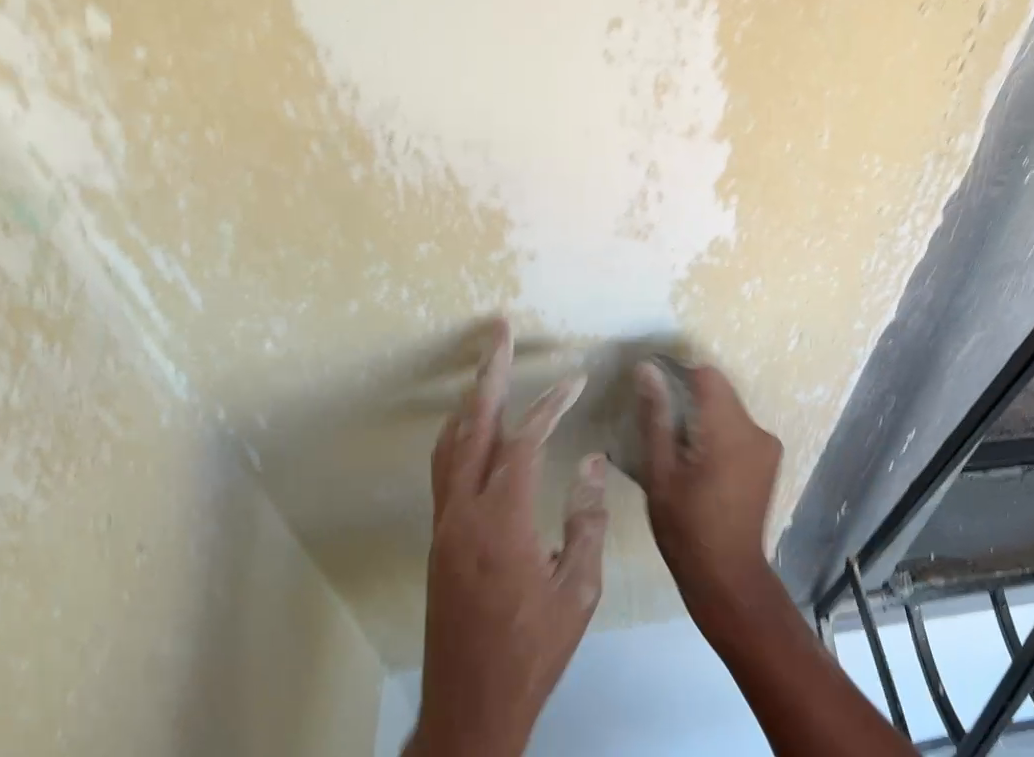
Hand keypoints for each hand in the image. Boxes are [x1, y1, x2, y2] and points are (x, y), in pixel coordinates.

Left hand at [406, 321, 607, 756]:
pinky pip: (445, 470)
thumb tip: (594, 465)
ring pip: (450, 445)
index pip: (524, 442)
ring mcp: (444, 526)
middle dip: (487, 374)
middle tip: (499, 331)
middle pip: (472, 426)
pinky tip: (475, 430)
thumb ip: (587, 521)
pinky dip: (460, 435)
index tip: (575, 381)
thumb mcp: (577, 589)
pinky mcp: (439, 541)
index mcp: (502, 523)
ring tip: (486, 367)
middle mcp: (463, 514)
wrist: (472, 703)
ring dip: (470, 401)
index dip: (550, 404)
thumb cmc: (534, 649)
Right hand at [635, 360, 784, 618]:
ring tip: (680, 451)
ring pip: (730, 412)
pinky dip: (720, 435)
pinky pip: (740, 431)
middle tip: (662, 429)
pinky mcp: (770, 459)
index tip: (656, 393)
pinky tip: (701, 465)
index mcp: (730, 431)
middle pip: (720, 393)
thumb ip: (655, 417)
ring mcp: (768, 446)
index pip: (708, 376)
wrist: (726, 574)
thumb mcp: (660, 473)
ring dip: (705, 420)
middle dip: (691, 401)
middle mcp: (757, 431)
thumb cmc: (685, 527)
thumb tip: (647, 370)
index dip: (680, 376)